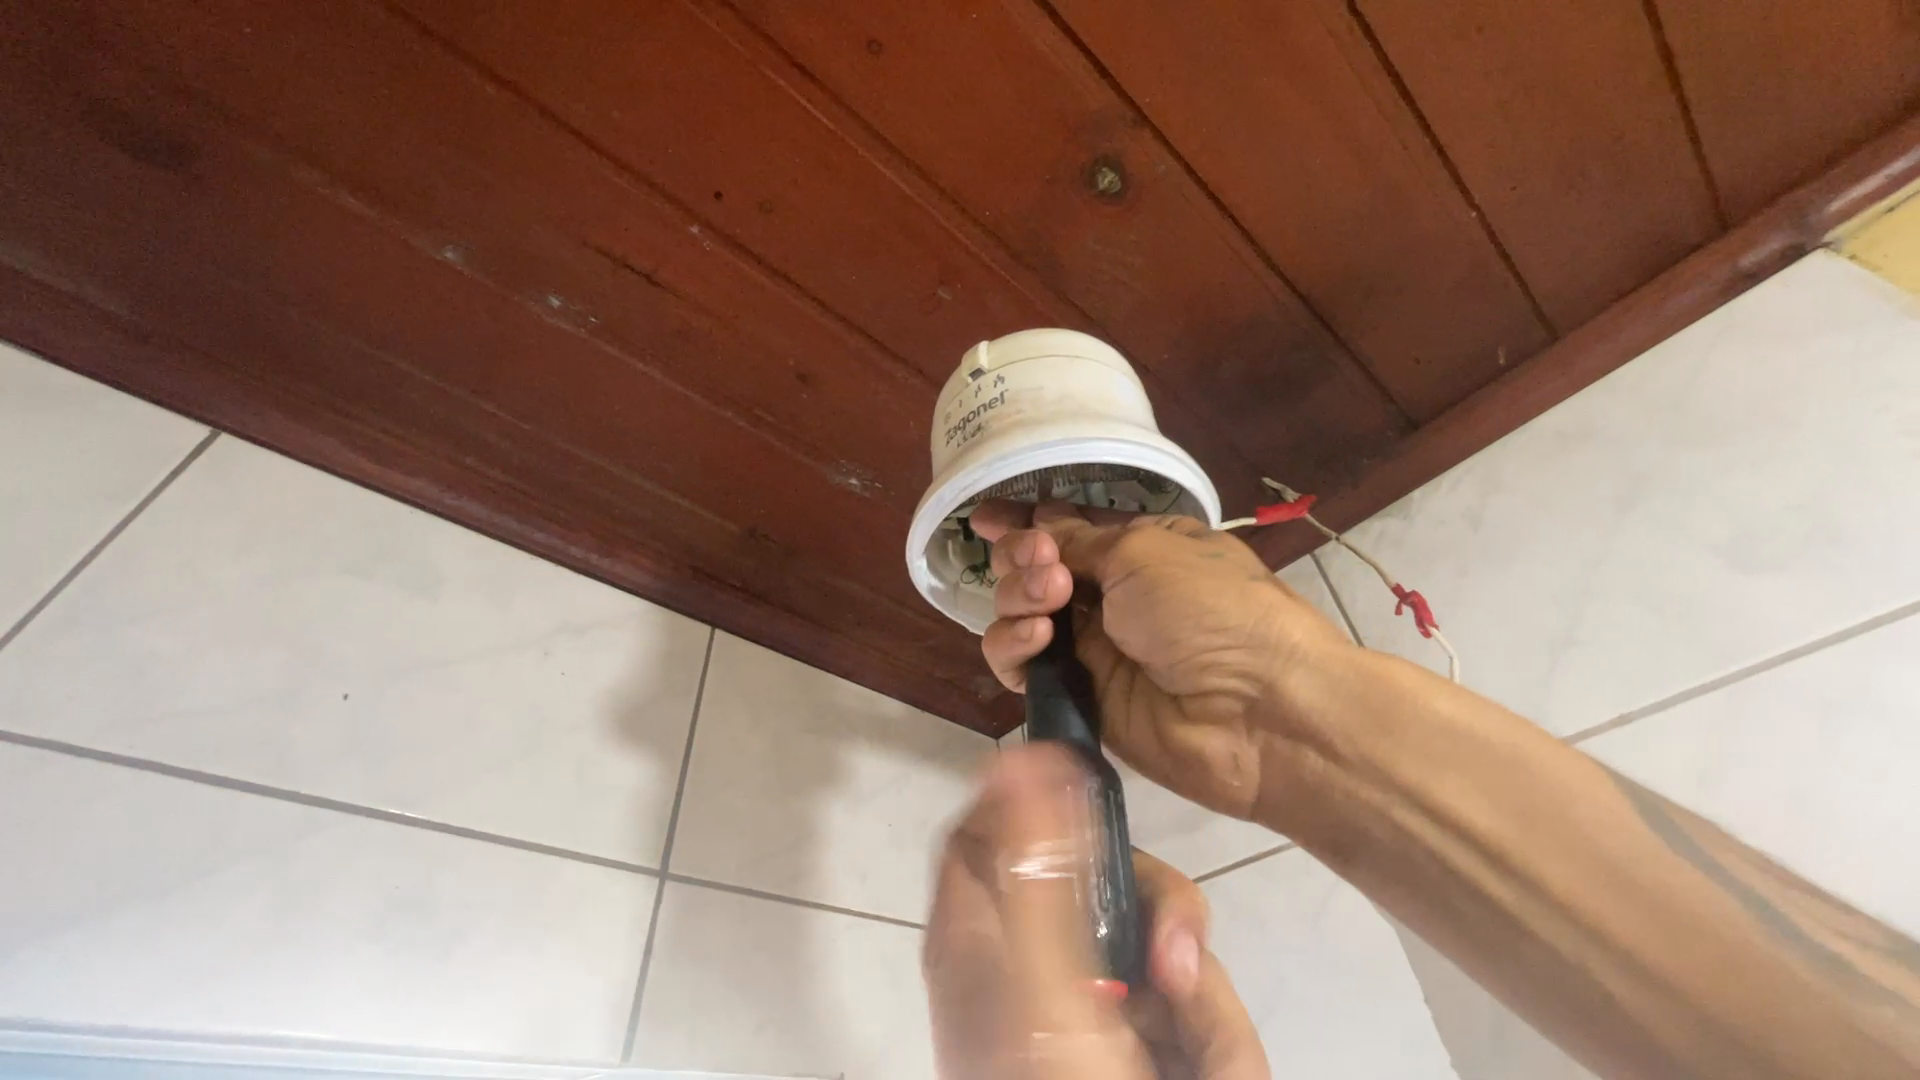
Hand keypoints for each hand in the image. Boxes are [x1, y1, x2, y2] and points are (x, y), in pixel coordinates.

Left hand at [924, 745, 1267, 1079]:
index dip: (1026, 798)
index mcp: (980, 941)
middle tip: (1172, 957)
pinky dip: (1213, 1030)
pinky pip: (1189, 996)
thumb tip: (1016, 757)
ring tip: (1193, 1040)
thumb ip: (1037, 875)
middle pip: (1085, 871)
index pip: (982, 833)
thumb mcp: (1048, 998)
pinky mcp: (1145, 1039)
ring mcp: (1092, 1003)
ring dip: (1189, 983)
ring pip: (1151, 929)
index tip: (1087, 790)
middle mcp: (1030, 960)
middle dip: (1148, 903)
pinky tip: (1209, 1069)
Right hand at [971, 501, 1349, 820]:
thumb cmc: (1211, 608)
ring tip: (1048, 600)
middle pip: (1034, 566)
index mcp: (1139, 547)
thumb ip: (1079, 543)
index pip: (1068, 527)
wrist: (1257, 712)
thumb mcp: (1146, 552)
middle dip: (1023, 555)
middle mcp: (1110, 593)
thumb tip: (1040, 528)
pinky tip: (1038, 638)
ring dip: (1018, 596)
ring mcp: (1090, 645)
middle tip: (1042, 563)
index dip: (1025, 520)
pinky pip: (1021, 662)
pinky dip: (1015, 645)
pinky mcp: (1075, 691)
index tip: (985, 517)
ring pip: (1019, 612)